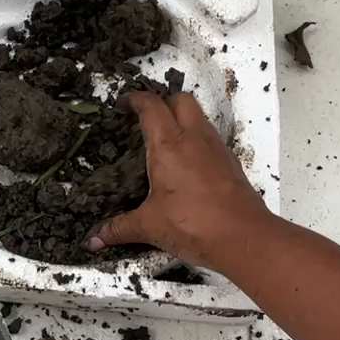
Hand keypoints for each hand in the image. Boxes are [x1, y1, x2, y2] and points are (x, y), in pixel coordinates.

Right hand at [86, 90, 276, 272]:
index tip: (123, 105)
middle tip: (145, 119)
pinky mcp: (230, 163)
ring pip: (199, 116)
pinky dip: (196, 140)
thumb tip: (95, 240)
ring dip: (181, 118)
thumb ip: (119, 229)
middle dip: (161, 102)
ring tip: (164, 140)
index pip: (151, 106)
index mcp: (169, 145)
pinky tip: (186, 164)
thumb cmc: (194, 225)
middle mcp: (194, 139)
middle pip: (180, 99)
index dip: (134, 100)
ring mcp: (216, 148)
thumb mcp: (149, 226)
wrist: (245, 238)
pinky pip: (211, 138)